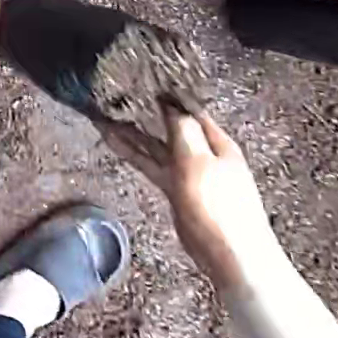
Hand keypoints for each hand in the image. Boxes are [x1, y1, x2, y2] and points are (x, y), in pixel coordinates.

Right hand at [101, 106, 284, 293]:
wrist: (232, 258)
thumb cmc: (220, 208)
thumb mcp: (198, 161)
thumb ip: (182, 129)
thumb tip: (170, 103)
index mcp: (216, 142)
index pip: (187, 108)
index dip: (165, 93)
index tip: (140, 79)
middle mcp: (202, 152)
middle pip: (168, 125)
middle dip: (143, 112)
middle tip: (115, 97)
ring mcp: (189, 171)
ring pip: (155, 144)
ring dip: (132, 132)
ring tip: (105, 117)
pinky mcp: (177, 189)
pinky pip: (151, 163)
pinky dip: (133, 152)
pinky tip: (114, 142)